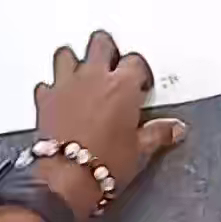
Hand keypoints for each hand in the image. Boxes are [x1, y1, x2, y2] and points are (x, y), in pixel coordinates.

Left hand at [33, 30, 187, 221]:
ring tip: (82, 79)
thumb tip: (175, 129)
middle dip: (107, 52)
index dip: (140, 73)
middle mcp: (93, 76)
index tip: (141, 86)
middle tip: (112, 70)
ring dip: (75, 62)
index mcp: (122, 86)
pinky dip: (52, 90)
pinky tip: (59, 100)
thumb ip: (158, 134)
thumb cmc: (104, 164)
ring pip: (67, 54)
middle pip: (100, 42)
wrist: (67, 179)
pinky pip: (46, 84)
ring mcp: (66, 84)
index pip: (136, 62)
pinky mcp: (45, 100)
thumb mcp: (139, 152)